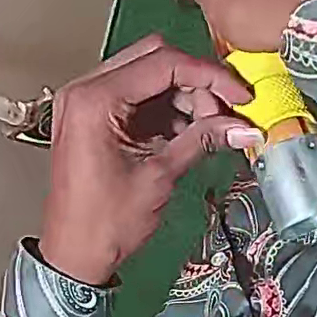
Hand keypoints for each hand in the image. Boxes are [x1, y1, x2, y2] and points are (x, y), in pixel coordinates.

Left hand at [37, 35, 261, 284]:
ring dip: (184, 97)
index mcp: (94, 100)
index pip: (163, 63)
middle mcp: (85, 92)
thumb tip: (242, 127)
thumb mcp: (159, 177)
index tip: (239, 96)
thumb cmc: (103, 225)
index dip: (209, 76)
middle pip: (155, 60)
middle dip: (197, 83)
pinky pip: (138, 100)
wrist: (75, 256)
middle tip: (225, 113)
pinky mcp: (95, 120)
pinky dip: (166, 111)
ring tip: (210, 128)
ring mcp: (87, 104)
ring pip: (148, 77)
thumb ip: (201, 141)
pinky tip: (189, 133)